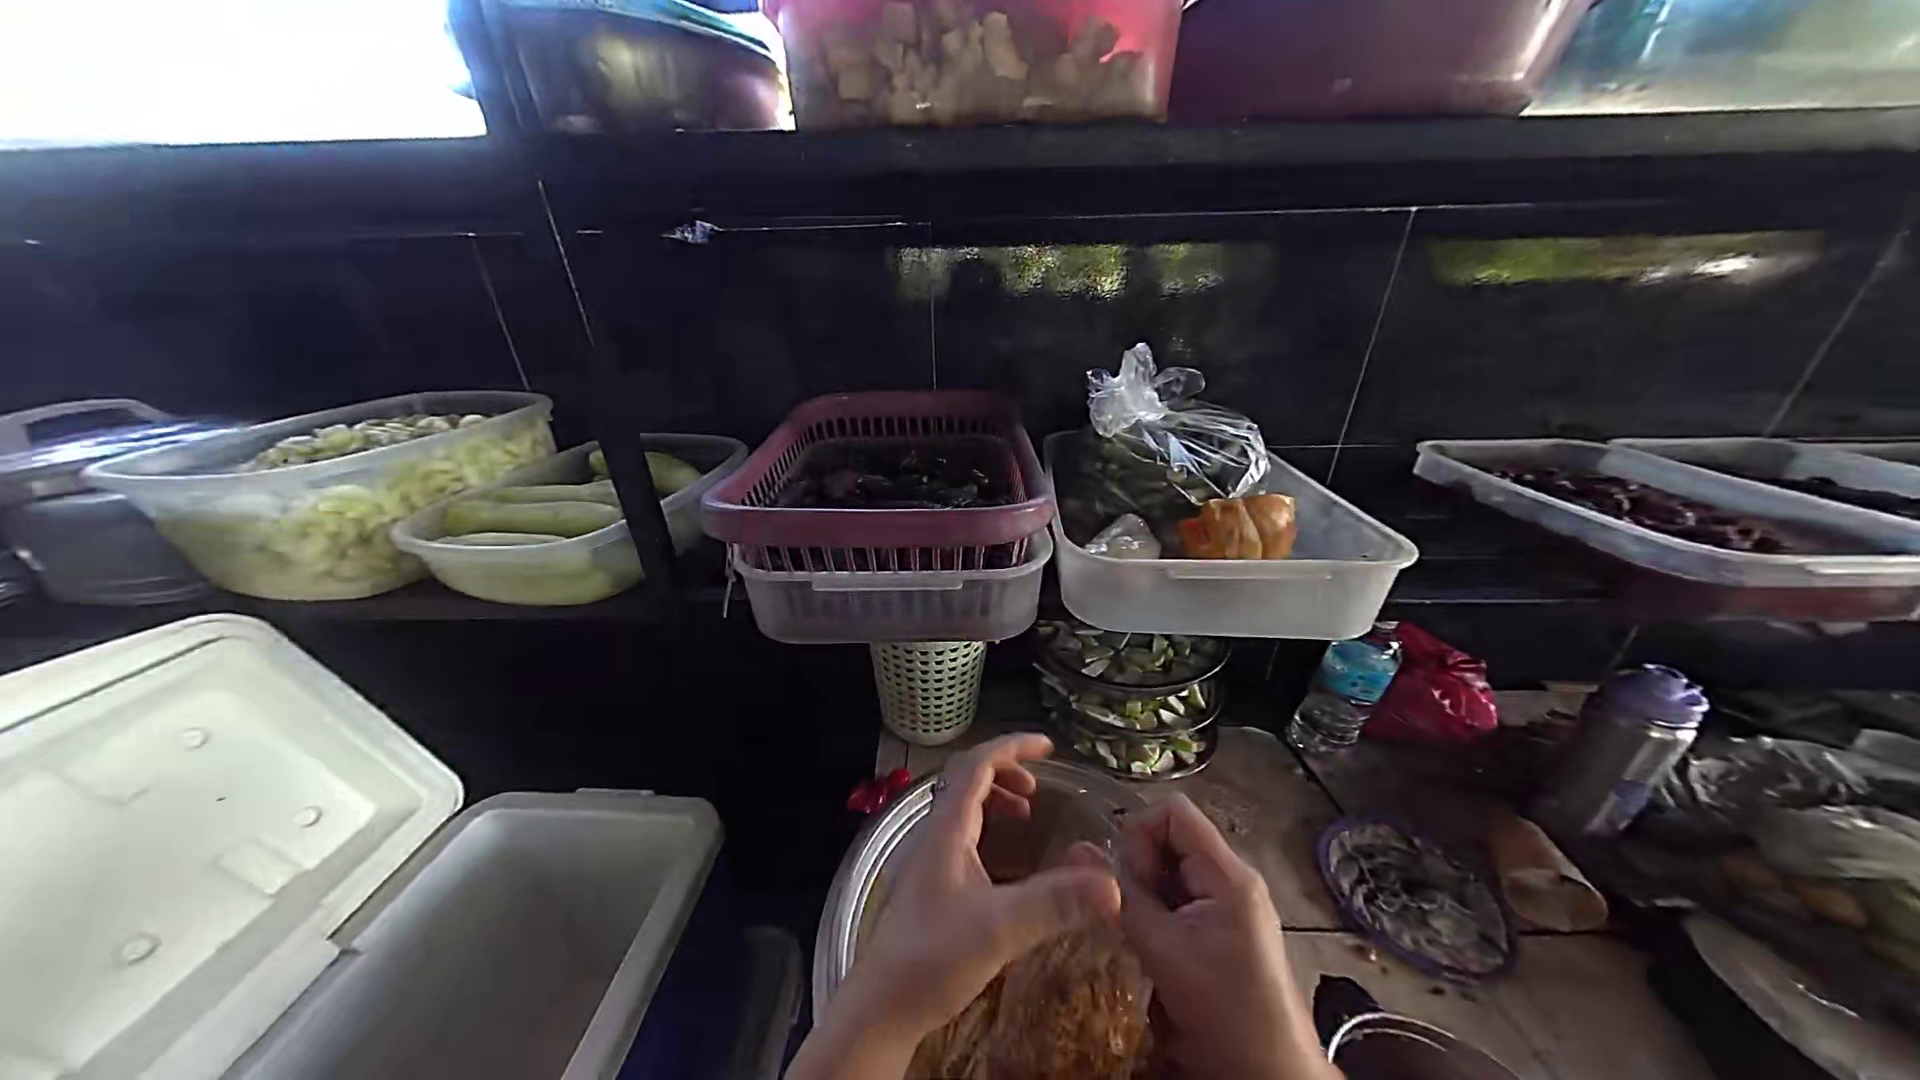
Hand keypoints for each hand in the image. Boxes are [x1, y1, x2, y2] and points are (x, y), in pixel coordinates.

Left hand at [787, 734, 1122, 1079]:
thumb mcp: (1001, 928)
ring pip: (963, 807)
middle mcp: (936, 834)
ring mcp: (930, 858)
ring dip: (995, 799)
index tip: (1047, 746)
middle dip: (1006, 772)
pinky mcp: (931, 884)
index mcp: (948, 828)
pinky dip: (987, 829)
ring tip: (1025, 816)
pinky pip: (962, 835)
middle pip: (968, 780)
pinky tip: (1003, 860)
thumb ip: (1056, 903)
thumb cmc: (933, 957)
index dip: (1012, 747)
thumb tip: (1112, 885)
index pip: (977, 764)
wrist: (880, 1007)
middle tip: (1038, 790)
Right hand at [1118, 794, 1334, 1079]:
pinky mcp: (1227, 926)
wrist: (1273, 1078)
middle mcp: (1233, 877)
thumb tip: (1076, 850)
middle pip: (1172, 839)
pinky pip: (1183, 896)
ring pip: (1173, 870)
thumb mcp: (1161, 950)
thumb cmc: (1223, 1012)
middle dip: (1143, 868)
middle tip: (1135, 913)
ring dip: (1149, 894)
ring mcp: (1232, 903)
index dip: (1141, 832)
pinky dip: (1162, 911)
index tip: (1127, 876)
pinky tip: (1157, 945)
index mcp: (1227, 873)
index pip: (1174, 811)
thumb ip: (1120, 896)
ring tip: (1144, 933)